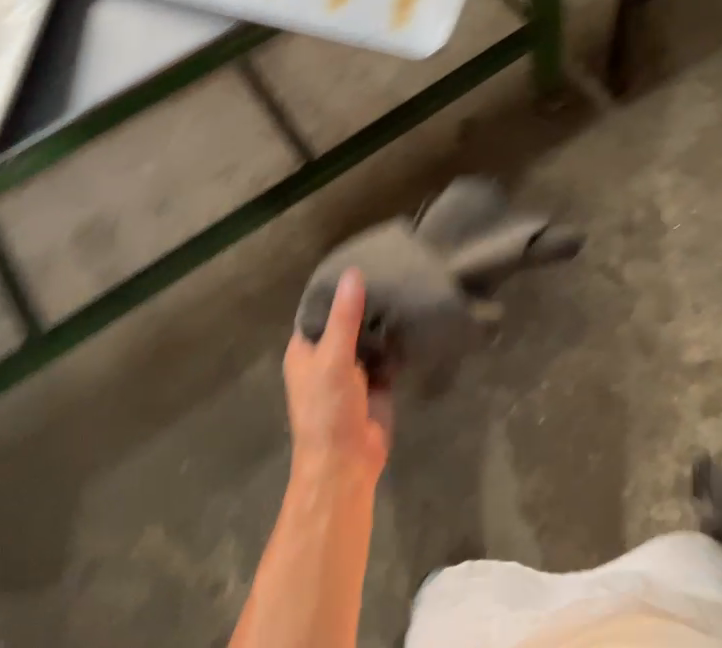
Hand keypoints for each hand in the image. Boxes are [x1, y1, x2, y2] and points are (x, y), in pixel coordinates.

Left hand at [284, 270, 392, 482]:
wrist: (346, 463)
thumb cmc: (327, 410)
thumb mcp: (333, 359)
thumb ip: (345, 318)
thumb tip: (354, 273)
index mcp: (306, 349)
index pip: (319, 308)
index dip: (336, 287)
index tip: (362, 259)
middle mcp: (328, 355)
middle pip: (348, 320)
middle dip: (367, 300)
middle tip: (394, 267)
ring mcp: (354, 370)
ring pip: (370, 336)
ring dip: (385, 319)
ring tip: (409, 284)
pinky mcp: (378, 382)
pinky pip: (388, 354)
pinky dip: (399, 340)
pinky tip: (415, 316)